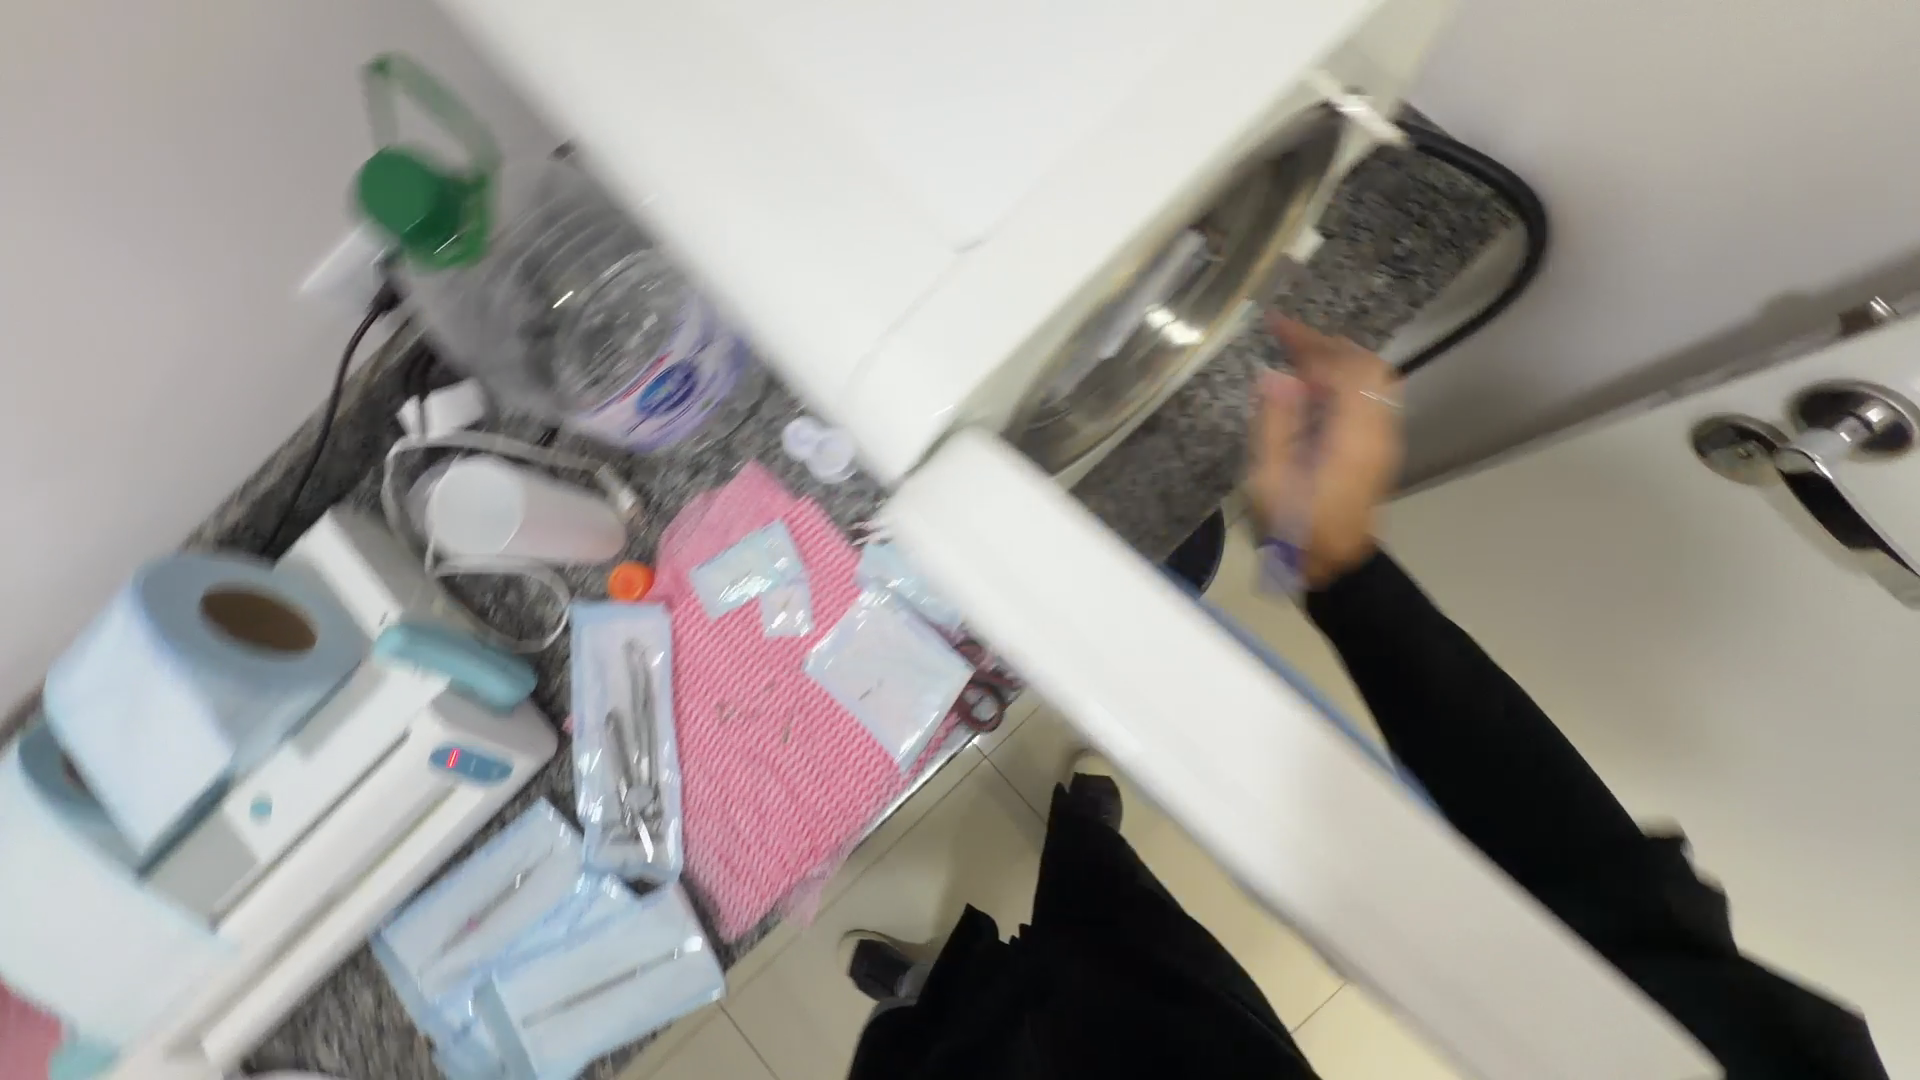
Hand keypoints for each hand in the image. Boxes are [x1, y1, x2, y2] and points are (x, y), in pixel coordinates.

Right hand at [1246, 314, 1404, 588]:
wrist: (1334, 567)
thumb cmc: (1295, 528)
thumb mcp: (1270, 479)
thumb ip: (1274, 423)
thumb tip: (1275, 376)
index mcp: (1352, 433)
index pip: (1342, 366)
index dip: (1310, 340)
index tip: (1277, 324)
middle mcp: (1376, 429)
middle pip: (1365, 366)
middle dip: (1325, 345)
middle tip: (1286, 339)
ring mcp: (1382, 440)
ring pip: (1371, 380)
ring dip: (1335, 363)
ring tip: (1295, 362)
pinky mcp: (1376, 450)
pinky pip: (1367, 399)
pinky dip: (1341, 383)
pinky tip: (1311, 393)